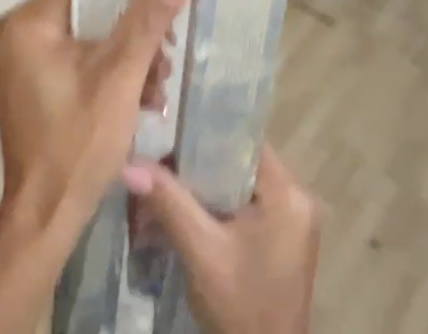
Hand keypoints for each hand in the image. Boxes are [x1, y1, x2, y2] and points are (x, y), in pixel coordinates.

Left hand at [0, 0, 201, 237]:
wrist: (47, 213)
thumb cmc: (78, 143)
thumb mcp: (120, 77)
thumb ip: (149, 18)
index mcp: (26, 22)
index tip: (170, 2)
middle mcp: (16, 31)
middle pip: (90, 10)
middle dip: (134, 35)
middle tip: (165, 61)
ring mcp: (21, 58)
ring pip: (89, 37)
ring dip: (129, 58)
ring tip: (157, 88)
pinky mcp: (32, 81)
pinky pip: (78, 59)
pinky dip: (109, 73)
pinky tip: (140, 98)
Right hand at [123, 145, 321, 333]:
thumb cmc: (241, 303)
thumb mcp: (201, 251)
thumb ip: (169, 202)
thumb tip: (129, 164)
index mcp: (288, 193)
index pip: (246, 140)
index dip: (207, 130)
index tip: (171, 125)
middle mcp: (298, 198)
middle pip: (241, 160)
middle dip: (200, 158)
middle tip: (159, 150)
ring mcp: (293, 220)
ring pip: (241, 183)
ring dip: (206, 182)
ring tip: (165, 173)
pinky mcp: (283, 239)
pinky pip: (246, 204)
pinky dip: (218, 202)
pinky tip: (187, 205)